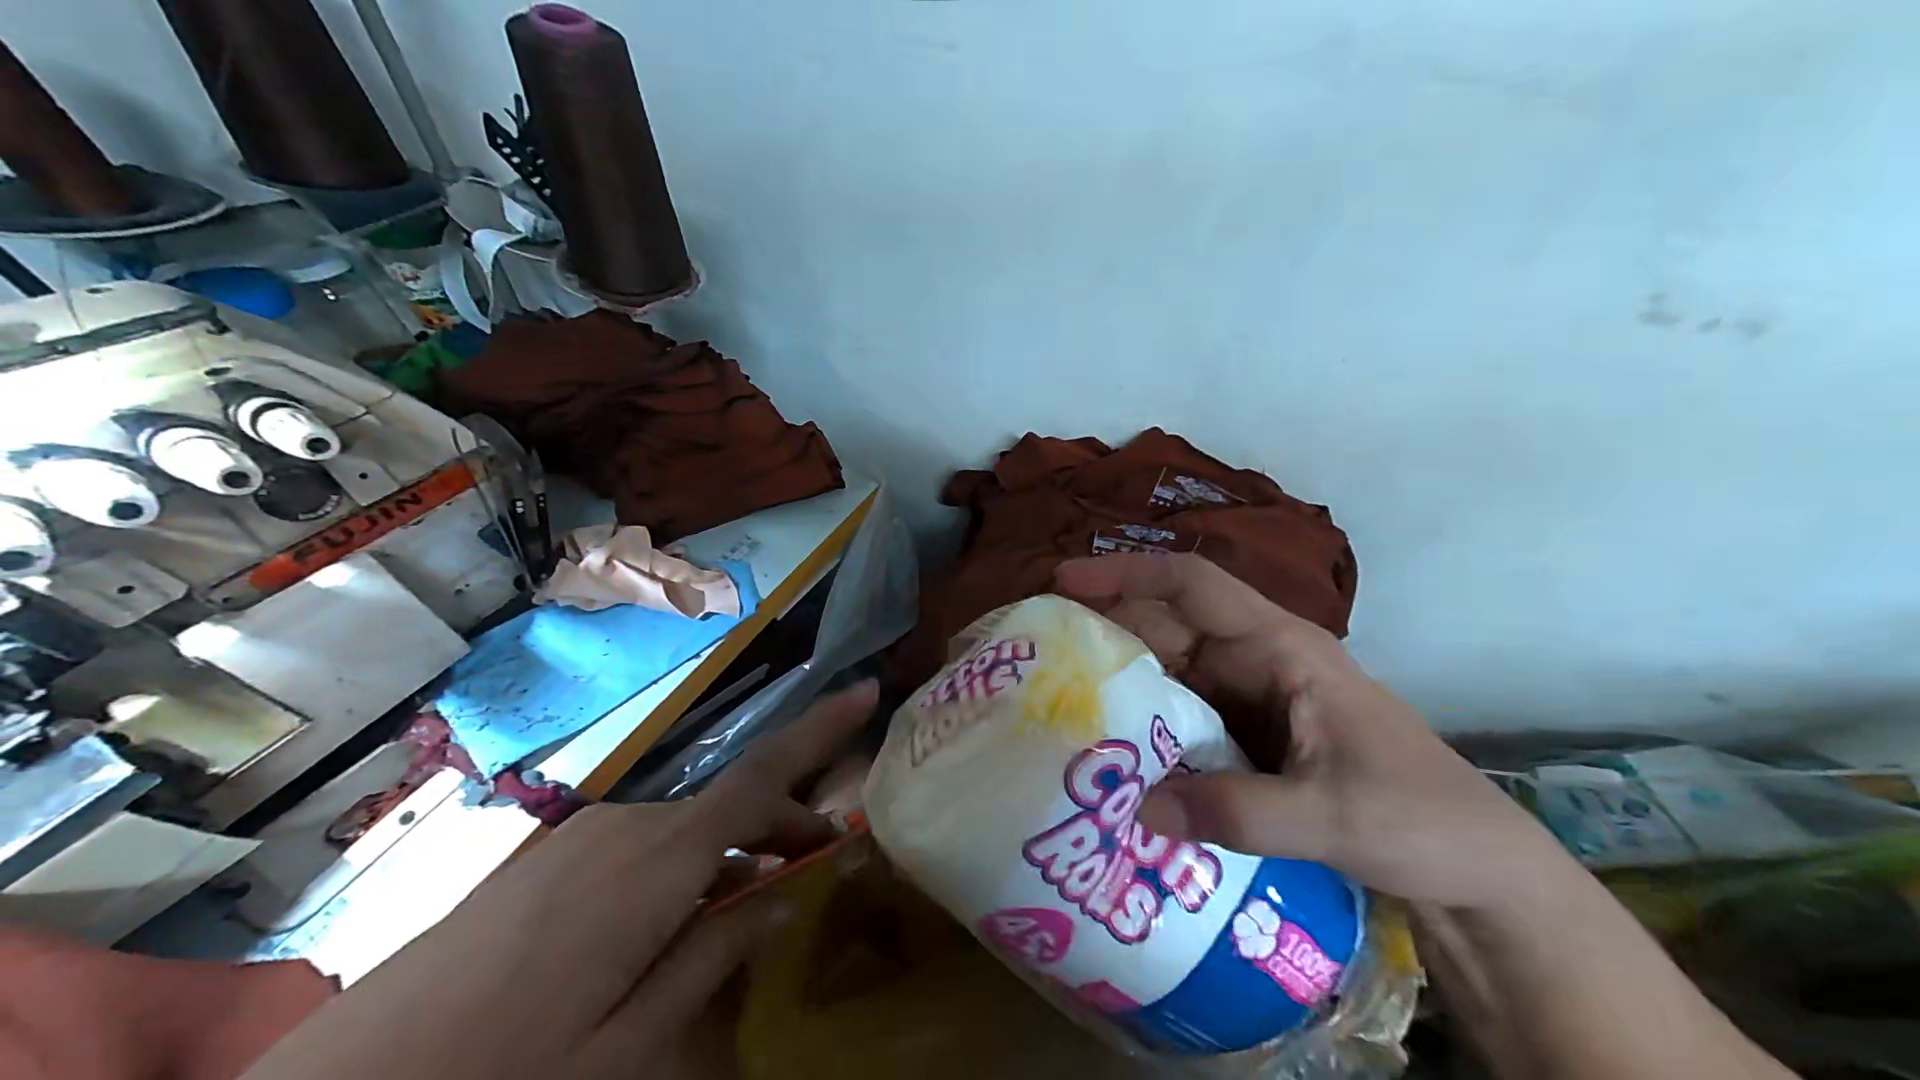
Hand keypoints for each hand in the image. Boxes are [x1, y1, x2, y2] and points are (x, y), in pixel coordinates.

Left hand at [243, 681, 879, 1079]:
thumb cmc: (509, 1074)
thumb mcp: (635, 1043)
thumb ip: (717, 955)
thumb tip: (780, 896)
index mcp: (659, 863)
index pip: (763, 776)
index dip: (821, 730)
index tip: (867, 690)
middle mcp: (625, 828)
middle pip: (730, 804)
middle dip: (783, 826)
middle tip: (820, 865)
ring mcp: (581, 837)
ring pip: (687, 828)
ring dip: (731, 853)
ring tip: (748, 904)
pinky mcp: (550, 856)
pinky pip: (642, 845)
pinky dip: (683, 864)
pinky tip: (672, 920)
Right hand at [1055, 554, 1566, 909]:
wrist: (1477, 871)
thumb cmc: (1424, 820)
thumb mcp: (1336, 817)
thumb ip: (1238, 812)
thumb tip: (1139, 807)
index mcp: (1282, 649)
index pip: (1193, 586)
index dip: (1127, 575)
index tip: (1063, 581)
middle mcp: (1256, 662)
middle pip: (1166, 629)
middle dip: (1104, 634)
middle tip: (1039, 659)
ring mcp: (1249, 701)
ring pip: (1168, 677)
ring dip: (1118, 687)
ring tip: (1056, 706)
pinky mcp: (1245, 740)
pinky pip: (1179, 722)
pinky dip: (1143, 731)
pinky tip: (1109, 758)